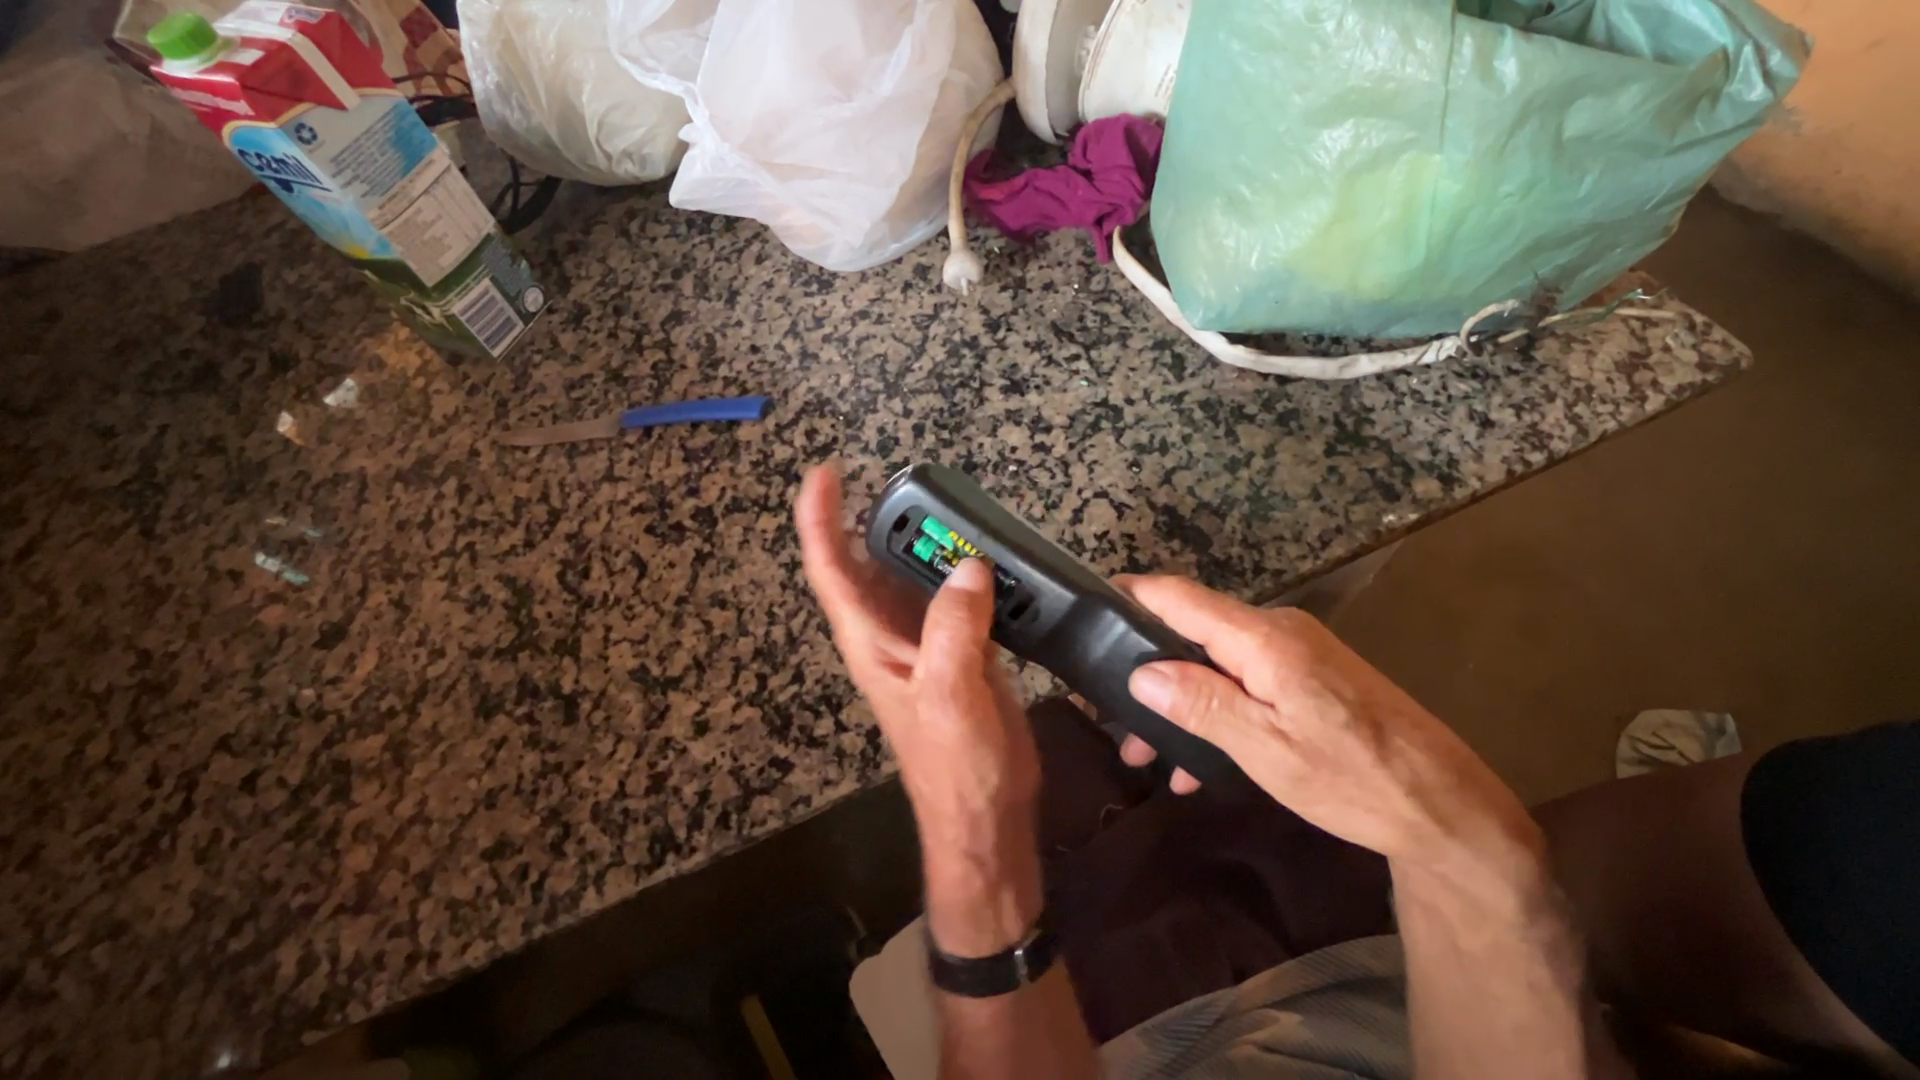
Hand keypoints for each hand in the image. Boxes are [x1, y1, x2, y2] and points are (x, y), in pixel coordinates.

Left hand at [794, 464, 1039, 833]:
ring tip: (948, 505)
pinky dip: (965, 570)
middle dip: (877, 517)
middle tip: (907, 481)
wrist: (987, 812)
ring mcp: (925, 642)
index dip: (820, 519)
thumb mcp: (949, 695)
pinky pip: (955, 597)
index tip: (827, 472)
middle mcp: (889, 634)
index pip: (832, 569)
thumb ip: (954, 629)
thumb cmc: (955, 765)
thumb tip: (970, 567)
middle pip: (870, 563)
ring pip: (913, 577)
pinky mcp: (961, 650)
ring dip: (923, 540)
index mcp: (870, 641)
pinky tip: (988, 553)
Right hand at [1117, 575, 1539, 874]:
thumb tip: (1140, 674)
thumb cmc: (1353, 778)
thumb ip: (1201, 704)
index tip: (1085, 610)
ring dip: (1175, 702)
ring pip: (1213, 664)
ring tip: (1141, 754)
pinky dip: (1212, 713)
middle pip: (1191, 632)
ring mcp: (1295, 655)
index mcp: (1263, 639)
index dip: (1130, 596)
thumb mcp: (1266, 750)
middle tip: (1103, 713)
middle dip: (1143, 669)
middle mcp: (1277, 633)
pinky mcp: (1309, 680)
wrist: (1445, 807)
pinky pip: (1243, 683)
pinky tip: (1192, 766)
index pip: (1180, 597)